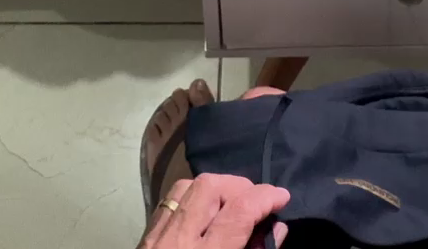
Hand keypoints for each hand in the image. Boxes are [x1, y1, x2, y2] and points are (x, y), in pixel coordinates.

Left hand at [140, 174, 288, 248]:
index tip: (282, 196)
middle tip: (256, 203)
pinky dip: (191, 198)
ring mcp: (156, 237)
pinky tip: (203, 213)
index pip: (238, 212)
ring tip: (231, 206)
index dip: (264, 197)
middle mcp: (177, 240)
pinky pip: (170, 202)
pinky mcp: (145, 238)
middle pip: (208, 187)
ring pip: (186, 186)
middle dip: (237, 186)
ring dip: (213, 188)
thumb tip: (276, 226)